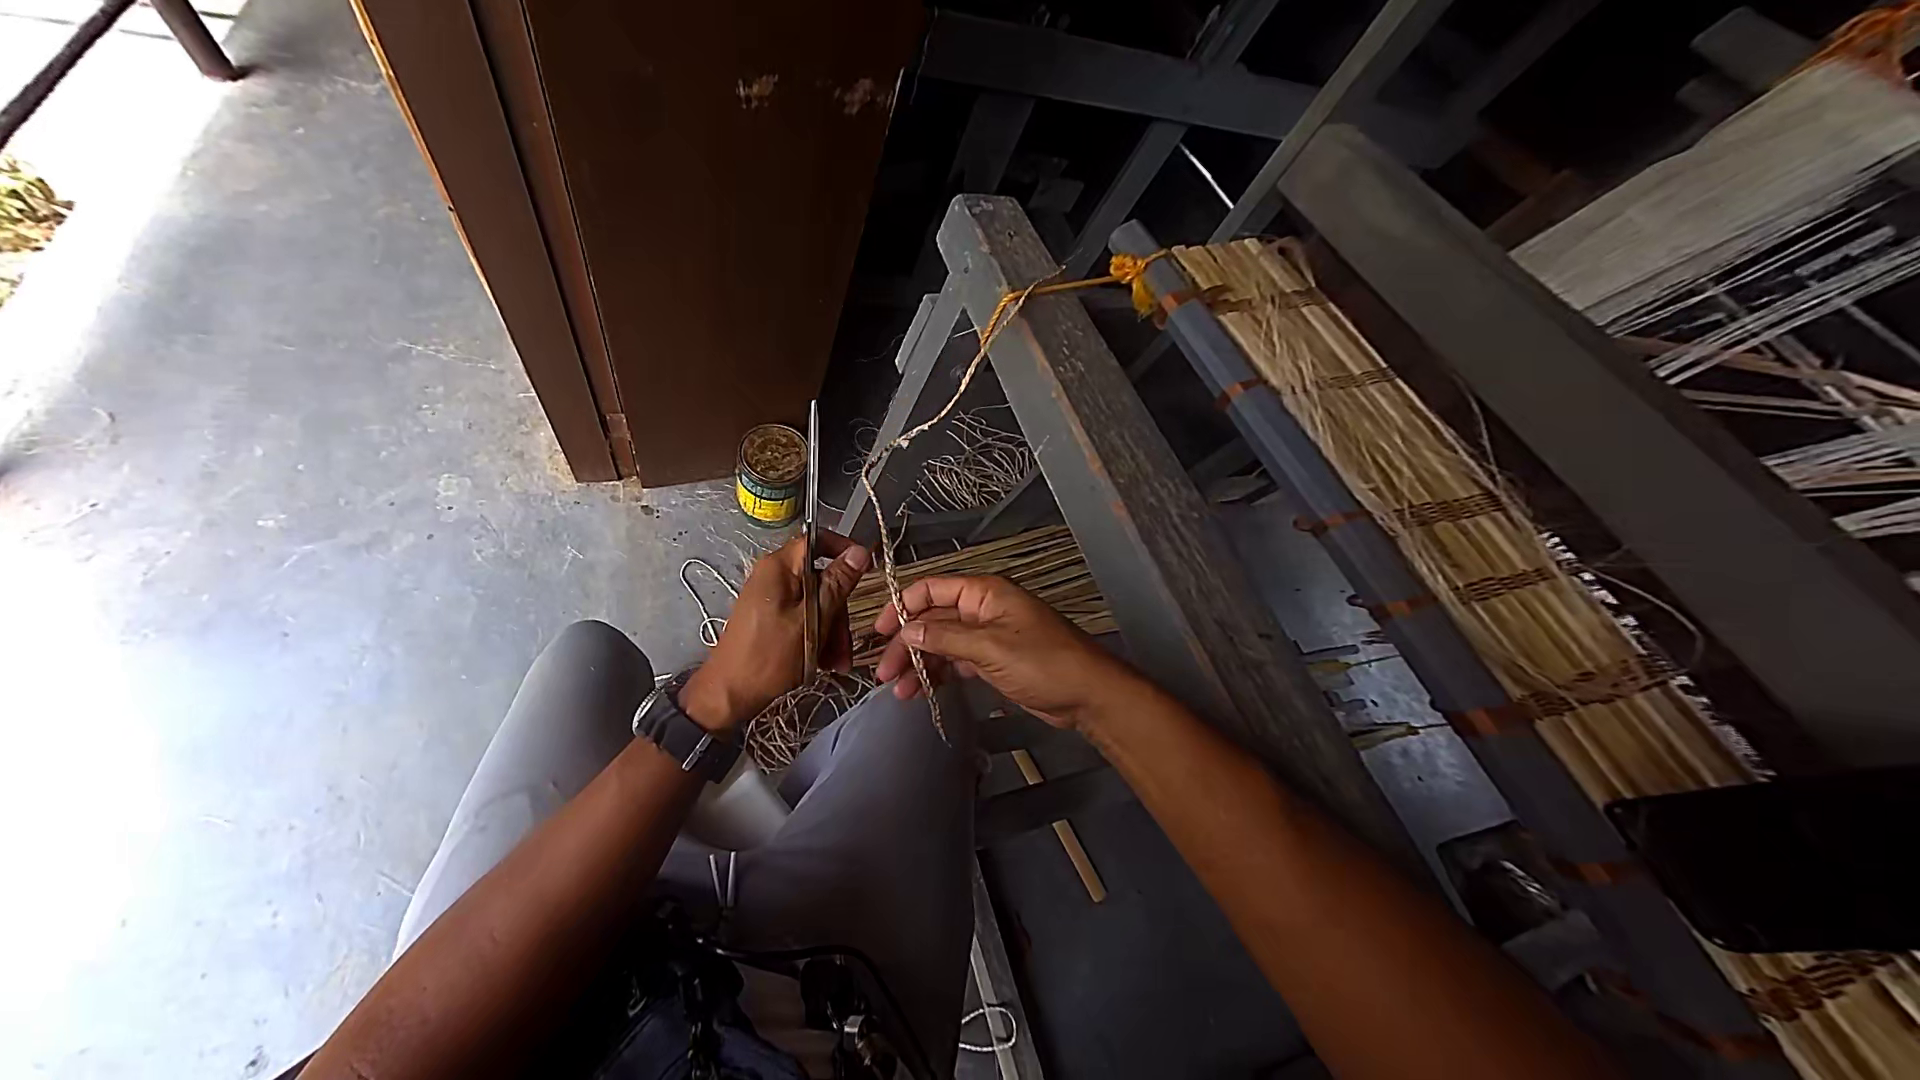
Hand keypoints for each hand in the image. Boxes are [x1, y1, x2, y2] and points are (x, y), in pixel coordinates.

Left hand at [681, 531, 870, 733]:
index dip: (844, 550)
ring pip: (817, 602)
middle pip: (822, 578)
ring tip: (837, 662)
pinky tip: (824, 661)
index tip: (866, 569)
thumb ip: (837, 583)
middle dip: (840, 610)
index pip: (817, 540)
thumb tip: (859, 552)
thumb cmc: (768, 658)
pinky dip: (818, 637)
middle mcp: (774, 576)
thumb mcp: (812, 620)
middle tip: (846, 643)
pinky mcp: (771, 618)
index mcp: (779, 568)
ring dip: (832, 630)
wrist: (728, 695)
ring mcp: (772, 598)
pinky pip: (804, 618)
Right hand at [873, 574, 1145, 729]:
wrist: (1087, 695)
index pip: (932, 589)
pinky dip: (939, 674)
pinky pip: (957, 661)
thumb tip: (909, 629)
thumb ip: (945, 637)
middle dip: (907, 644)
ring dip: (920, 664)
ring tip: (900, 690)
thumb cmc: (1047, 663)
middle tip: (886, 672)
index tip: (879, 631)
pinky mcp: (994, 660)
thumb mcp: (990, 647)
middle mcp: (984, 610)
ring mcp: (989, 636)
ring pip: (942, 643)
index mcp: (985, 593)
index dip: (902, 607)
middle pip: (933, 619)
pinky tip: (923, 690)